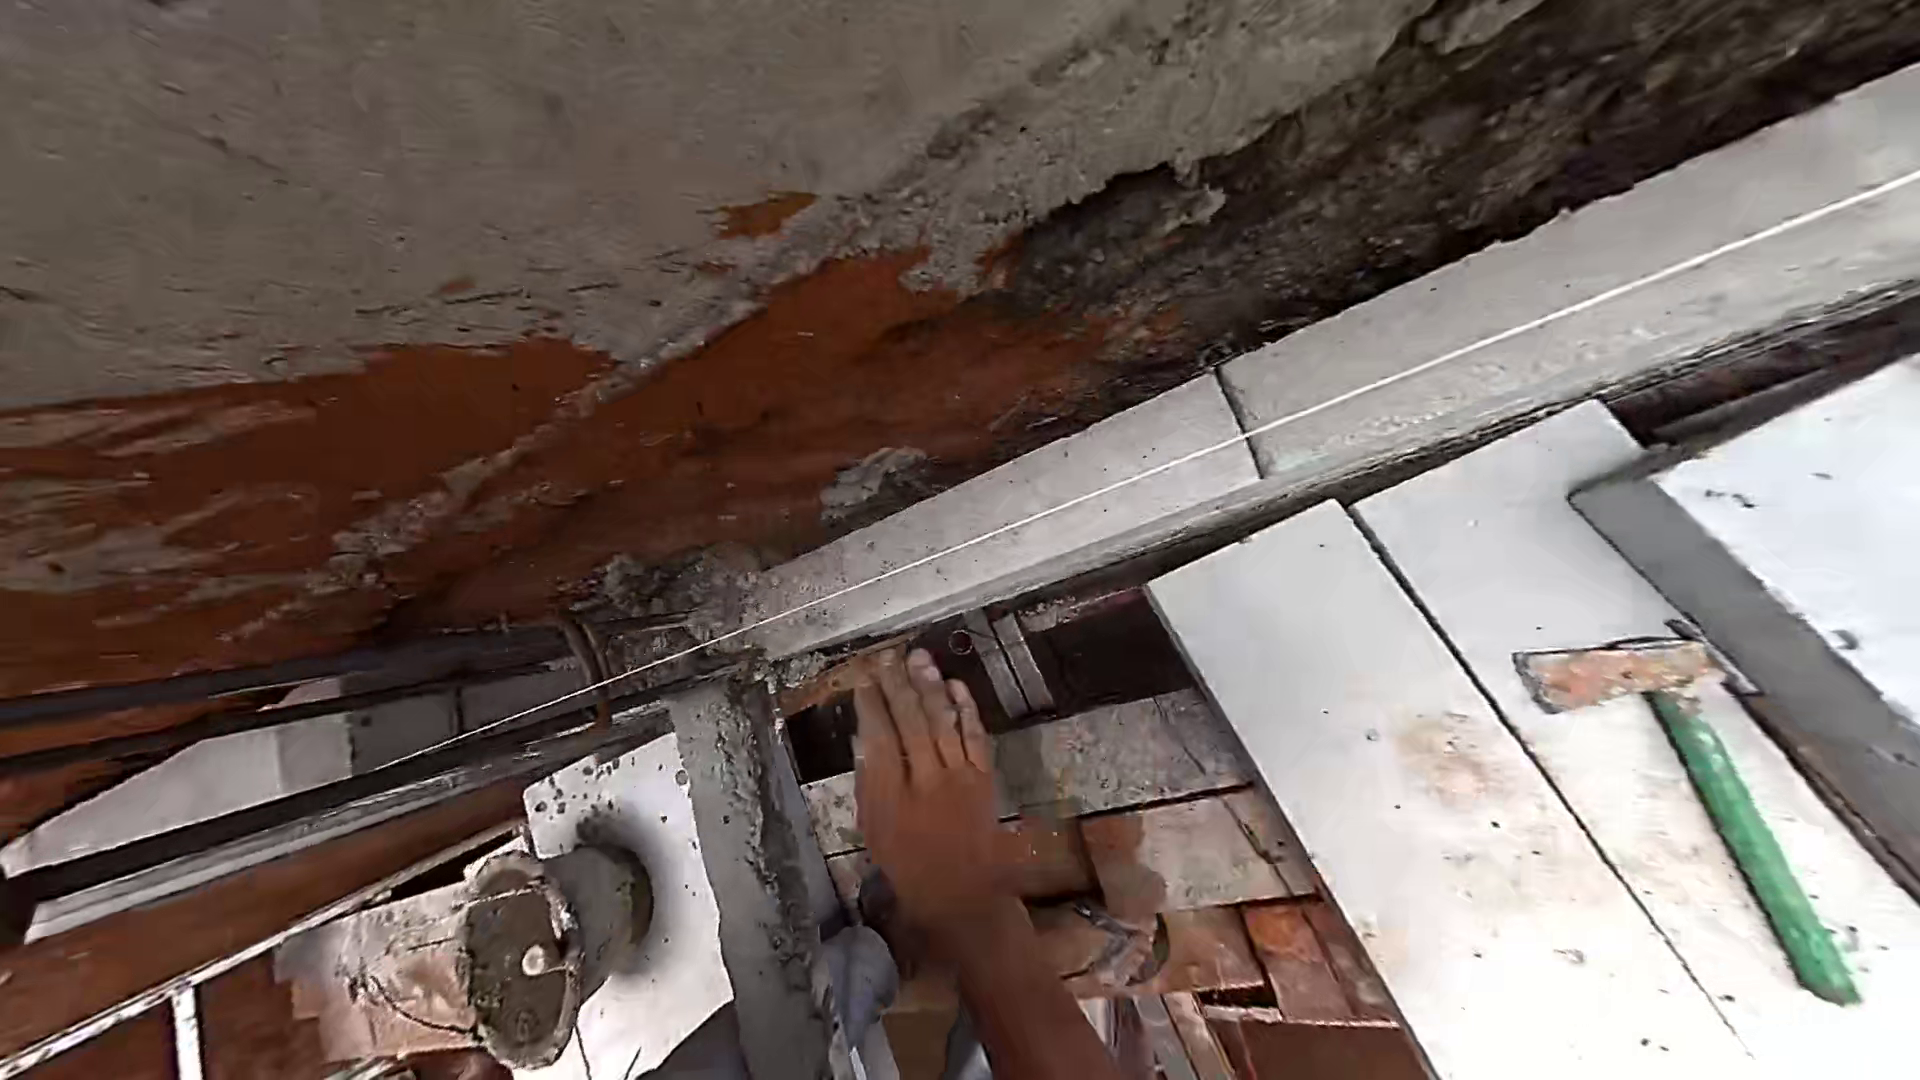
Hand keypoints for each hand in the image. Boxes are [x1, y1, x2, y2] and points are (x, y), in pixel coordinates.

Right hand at [853, 647, 1005, 940]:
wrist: (963, 892)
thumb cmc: (908, 862)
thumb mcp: (874, 829)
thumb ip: (868, 782)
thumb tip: (862, 737)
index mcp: (893, 799)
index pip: (879, 739)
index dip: (871, 706)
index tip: (864, 680)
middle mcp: (927, 782)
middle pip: (910, 722)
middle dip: (897, 685)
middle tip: (888, 657)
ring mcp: (960, 776)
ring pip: (943, 722)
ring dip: (930, 686)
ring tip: (918, 657)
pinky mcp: (984, 776)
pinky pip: (976, 735)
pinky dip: (966, 707)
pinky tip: (955, 683)